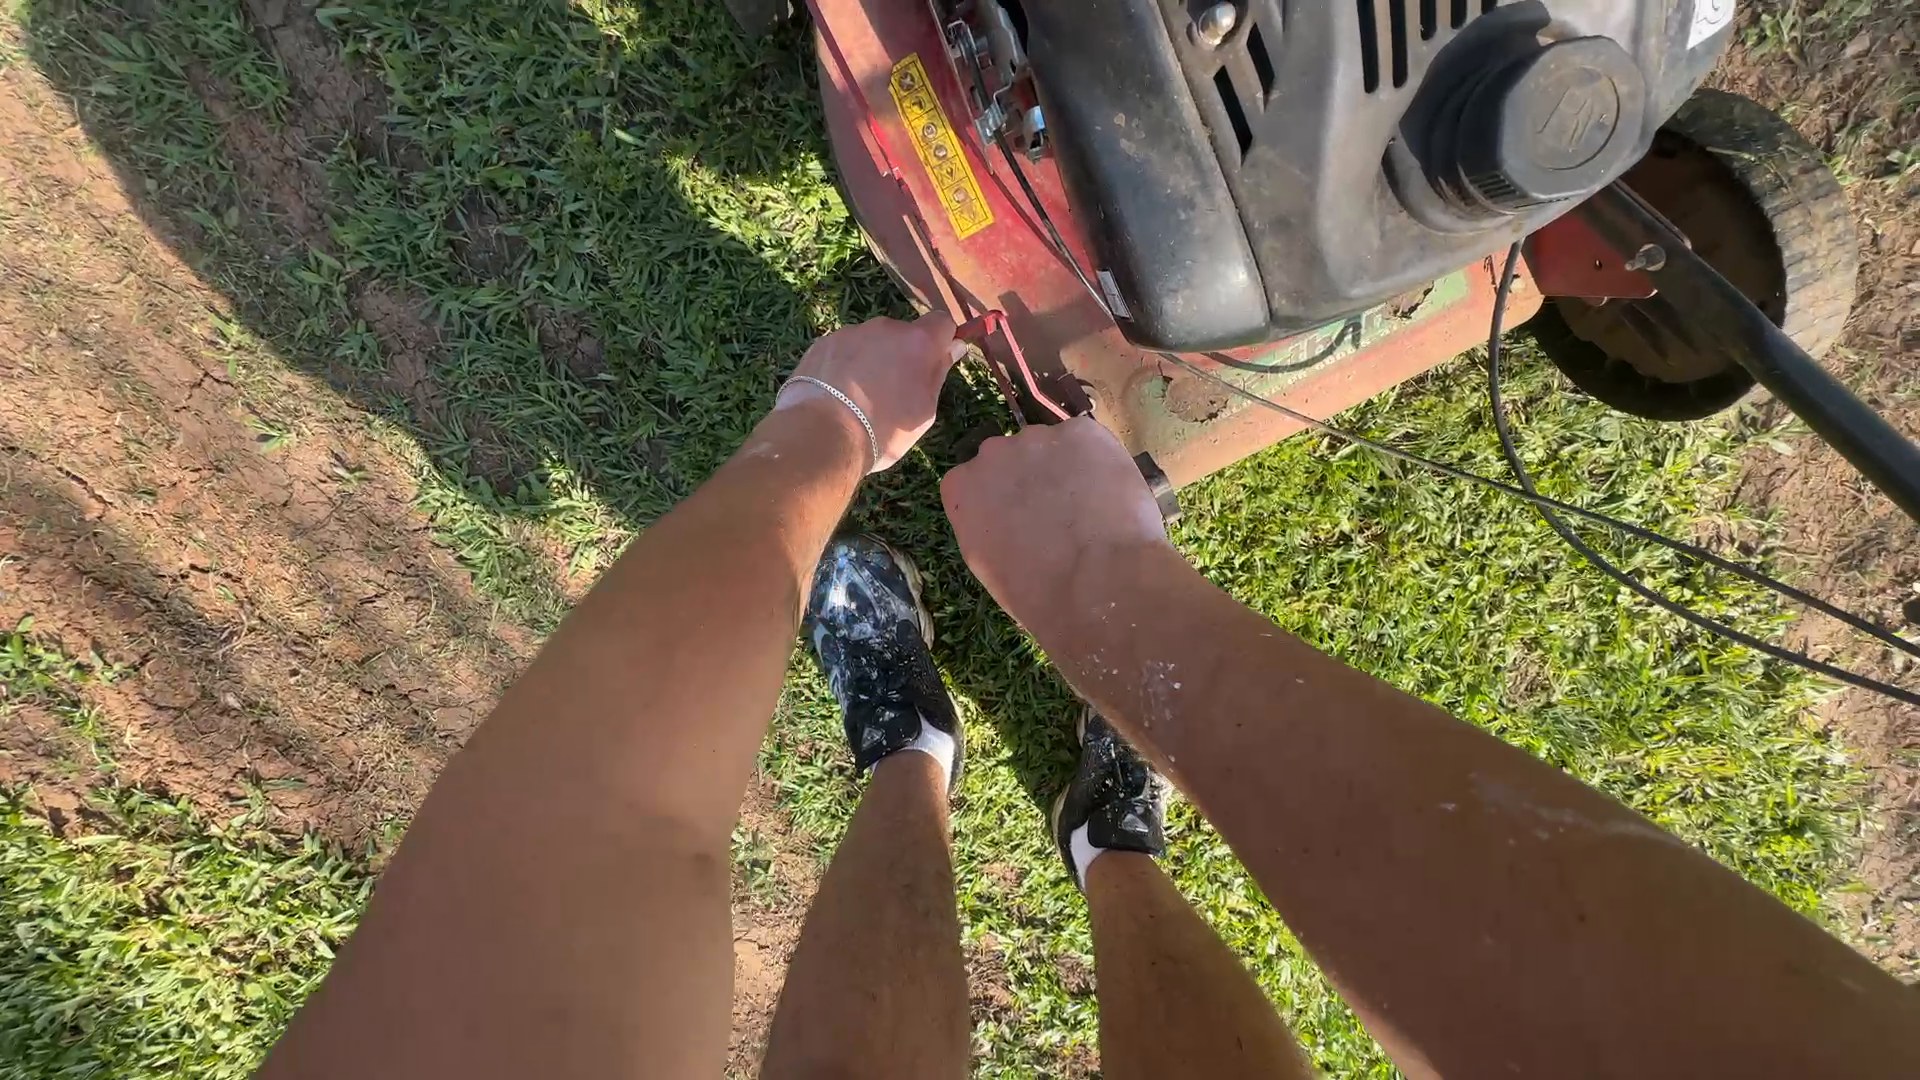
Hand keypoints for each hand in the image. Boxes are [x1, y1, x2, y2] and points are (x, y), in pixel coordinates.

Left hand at [776, 313, 962, 471]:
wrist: (821, 435)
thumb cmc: (883, 430)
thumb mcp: (923, 412)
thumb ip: (938, 374)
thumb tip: (953, 347)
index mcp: (917, 342)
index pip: (942, 322)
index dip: (942, 340)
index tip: (936, 363)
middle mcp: (884, 328)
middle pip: (903, 334)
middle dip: (904, 355)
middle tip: (895, 392)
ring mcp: (849, 333)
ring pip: (871, 342)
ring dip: (872, 361)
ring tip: (860, 398)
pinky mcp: (821, 344)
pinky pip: (843, 351)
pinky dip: (845, 367)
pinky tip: (838, 395)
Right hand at [941, 416, 1172, 640]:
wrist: (1096, 584)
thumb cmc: (1037, 593)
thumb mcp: (989, 565)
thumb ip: (986, 526)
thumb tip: (1008, 519)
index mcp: (960, 487)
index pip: (973, 481)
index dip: (1001, 500)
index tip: (1018, 521)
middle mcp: (992, 453)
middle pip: (1010, 458)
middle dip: (1029, 480)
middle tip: (1056, 515)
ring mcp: (1037, 438)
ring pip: (1051, 448)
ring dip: (1064, 469)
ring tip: (1089, 508)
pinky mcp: (1082, 432)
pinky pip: (1088, 443)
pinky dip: (1098, 462)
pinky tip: (1109, 495)